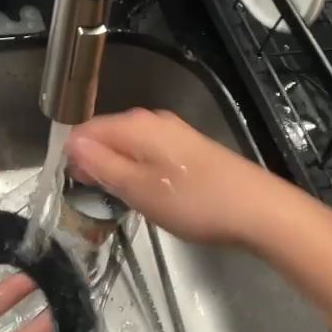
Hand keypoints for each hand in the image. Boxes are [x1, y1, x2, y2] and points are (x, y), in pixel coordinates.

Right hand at [66, 108, 299, 248]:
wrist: (260, 211)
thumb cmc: (194, 202)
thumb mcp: (139, 190)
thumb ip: (102, 165)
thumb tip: (71, 144)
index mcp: (133, 125)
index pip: (85, 131)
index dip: (74, 158)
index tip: (78, 188)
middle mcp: (150, 120)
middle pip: (106, 136)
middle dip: (96, 163)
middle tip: (100, 199)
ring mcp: (172, 132)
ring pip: (129, 146)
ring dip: (120, 169)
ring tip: (126, 201)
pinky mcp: (189, 147)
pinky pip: (149, 153)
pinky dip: (141, 171)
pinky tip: (153, 195)